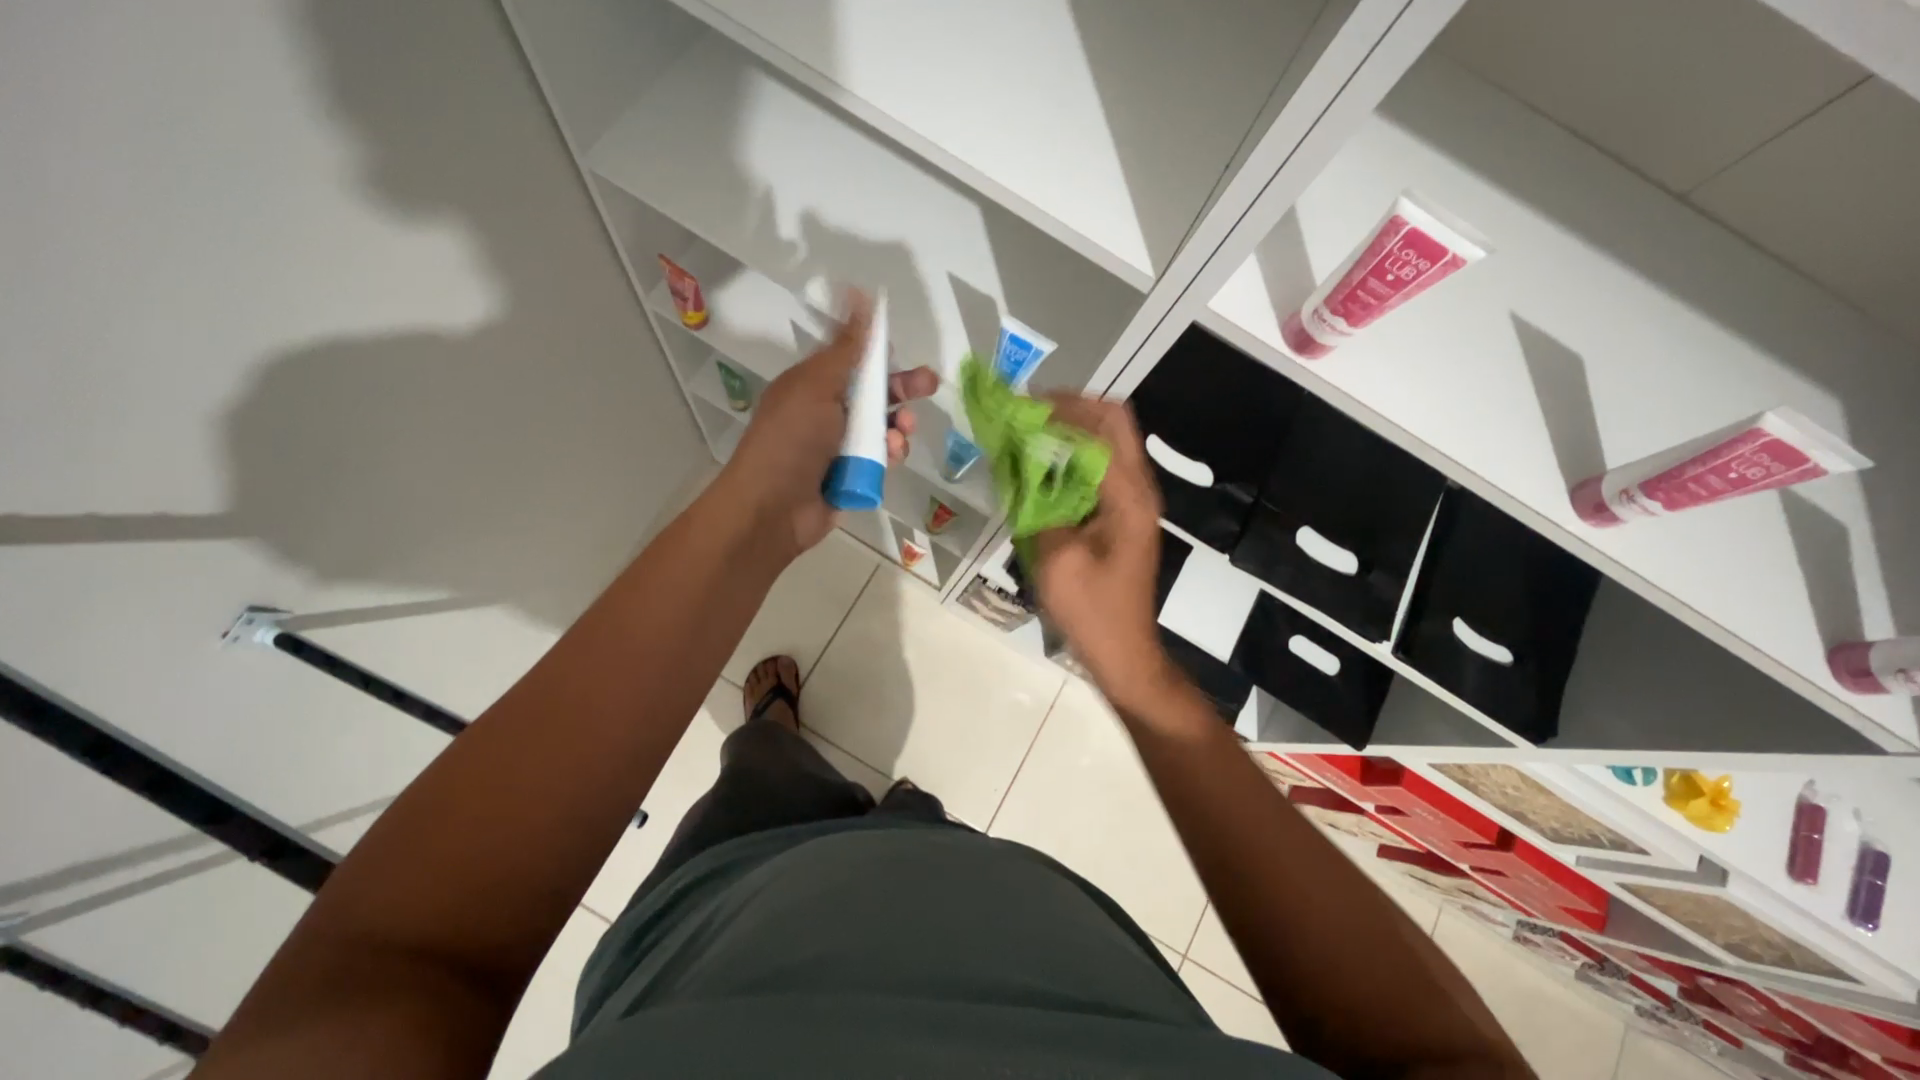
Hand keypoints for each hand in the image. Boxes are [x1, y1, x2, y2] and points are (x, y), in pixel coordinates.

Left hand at [719, 291, 939, 557]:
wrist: (771, 509)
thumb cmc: (790, 441)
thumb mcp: (818, 386)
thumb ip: (847, 347)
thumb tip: (858, 294)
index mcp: (812, 385)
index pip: (852, 361)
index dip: (878, 355)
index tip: (901, 349)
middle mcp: (825, 413)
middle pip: (873, 393)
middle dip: (901, 389)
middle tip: (929, 385)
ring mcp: (838, 447)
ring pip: (882, 428)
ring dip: (897, 427)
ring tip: (900, 434)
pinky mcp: (850, 477)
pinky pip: (880, 460)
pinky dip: (888, 456)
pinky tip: (890, 457)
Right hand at [1029, 395, 1177, 710]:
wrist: (1123, 653)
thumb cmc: (1092, 610)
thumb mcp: (1056, 558)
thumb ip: (1037, 503)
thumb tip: (1019, 462)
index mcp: (1128, 495)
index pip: (1102, 425)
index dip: (1063, 407)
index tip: (1022, 406)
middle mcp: (1139, 489)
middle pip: (1113, 422)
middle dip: (1072, 408)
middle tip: (1028, 412)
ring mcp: (1134, 502)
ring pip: (1109, 443)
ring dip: (1072, 430)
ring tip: (1029, 433)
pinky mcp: (1124, 516)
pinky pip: (1101, 469)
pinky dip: (1073, 457)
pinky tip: (1041, 469)